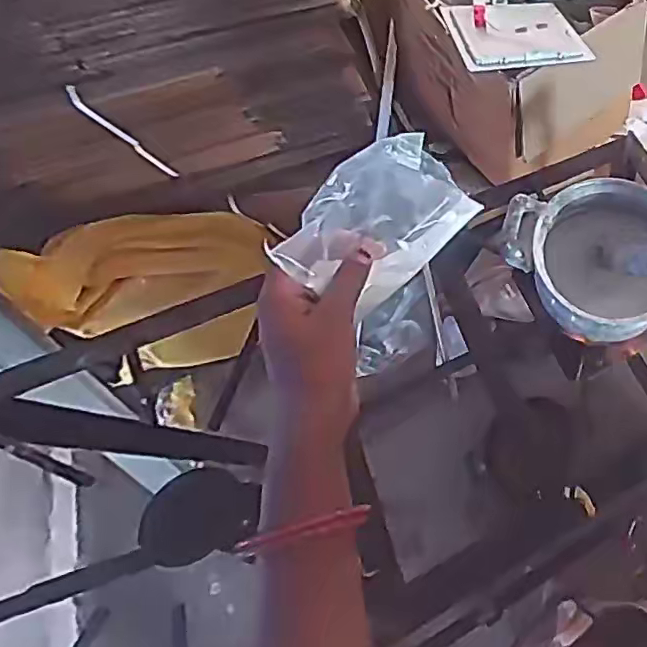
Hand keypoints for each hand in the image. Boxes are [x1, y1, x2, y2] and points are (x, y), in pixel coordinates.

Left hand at [258, 247, 373, 446]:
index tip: (353, 233)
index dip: (322, 240)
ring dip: (342, 274)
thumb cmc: (320, 364)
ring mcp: (293, 323)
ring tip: (371, 262)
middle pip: (305, 268)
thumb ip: (349, 278)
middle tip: (368, 245)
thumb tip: (363, 247)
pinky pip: (324, 305)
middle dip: (336, 255)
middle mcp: (279, 306)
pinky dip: (342, 294)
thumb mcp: (337, 315)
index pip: (293, 253)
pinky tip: (364, 290)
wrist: (317, 413)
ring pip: (317, 287)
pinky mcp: (309, 337)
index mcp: (275, 297)